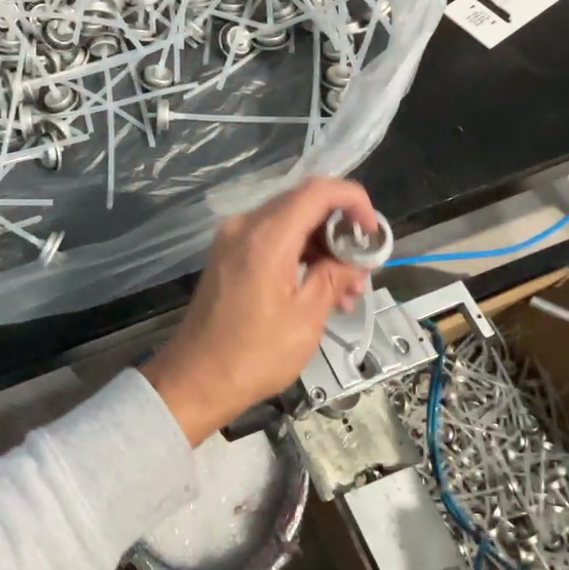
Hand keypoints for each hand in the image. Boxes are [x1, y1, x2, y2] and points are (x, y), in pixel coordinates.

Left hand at [141, 178, 375, 444]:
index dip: (353, 200)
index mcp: (265, 236)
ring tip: (347, 292)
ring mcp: (232, 238)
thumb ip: (333, 277)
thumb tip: (354, 259)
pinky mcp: (228, 254)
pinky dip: (299, 255)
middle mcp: (244, 225)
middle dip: (340, 231)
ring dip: (321, 248)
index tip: (372, 232)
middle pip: (303, 205)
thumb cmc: (254, 354)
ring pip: (289, 223)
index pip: (316, 191)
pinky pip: (271, 240)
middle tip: (364, 271)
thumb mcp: (306, 318)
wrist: (196, 378)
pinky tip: (320, 290)